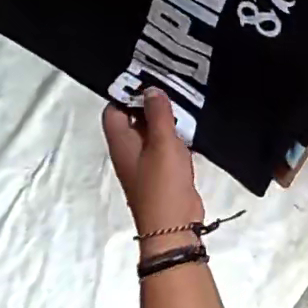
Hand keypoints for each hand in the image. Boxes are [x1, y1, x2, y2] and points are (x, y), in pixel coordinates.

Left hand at [103, 88, 204, 251]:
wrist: (174, 225)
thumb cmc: (163, 182)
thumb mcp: (162, 142)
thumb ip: (157, 114)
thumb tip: (150, 89)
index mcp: (121, 143)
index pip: (113, 111)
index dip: (127, 95)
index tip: (150, 82)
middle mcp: (129, 151)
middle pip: (134, 120)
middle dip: (151, 105)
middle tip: (174, 88)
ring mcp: (146, 163)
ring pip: (152, 134)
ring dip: (167, 121)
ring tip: (187, 104)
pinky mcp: (164, 173)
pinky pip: (167, 148)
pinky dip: (177, 138)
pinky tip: (194, 129)